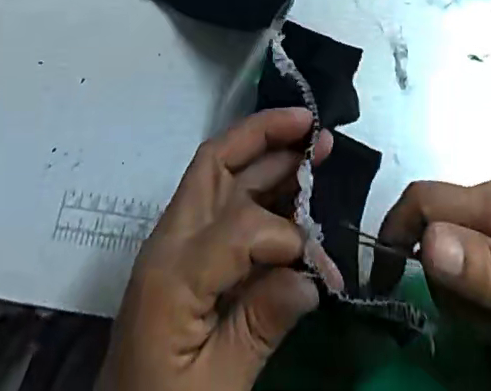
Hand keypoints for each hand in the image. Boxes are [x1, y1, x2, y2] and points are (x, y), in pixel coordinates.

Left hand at [99, 108, 336, 390]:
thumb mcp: (218, 384)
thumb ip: (262, 325)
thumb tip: (311, 278)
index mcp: (173, 272)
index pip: (236, 224)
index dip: (284, 234)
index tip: (320, 266)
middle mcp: (170, 240)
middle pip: (214, 165)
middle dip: (263, 137)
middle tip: (312, 125)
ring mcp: (174, 242)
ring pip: (218, 177)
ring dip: (264, 154)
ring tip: (311, 143)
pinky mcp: (184, 254)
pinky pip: (221, 207)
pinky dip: (258, 191)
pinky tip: (291, 190)